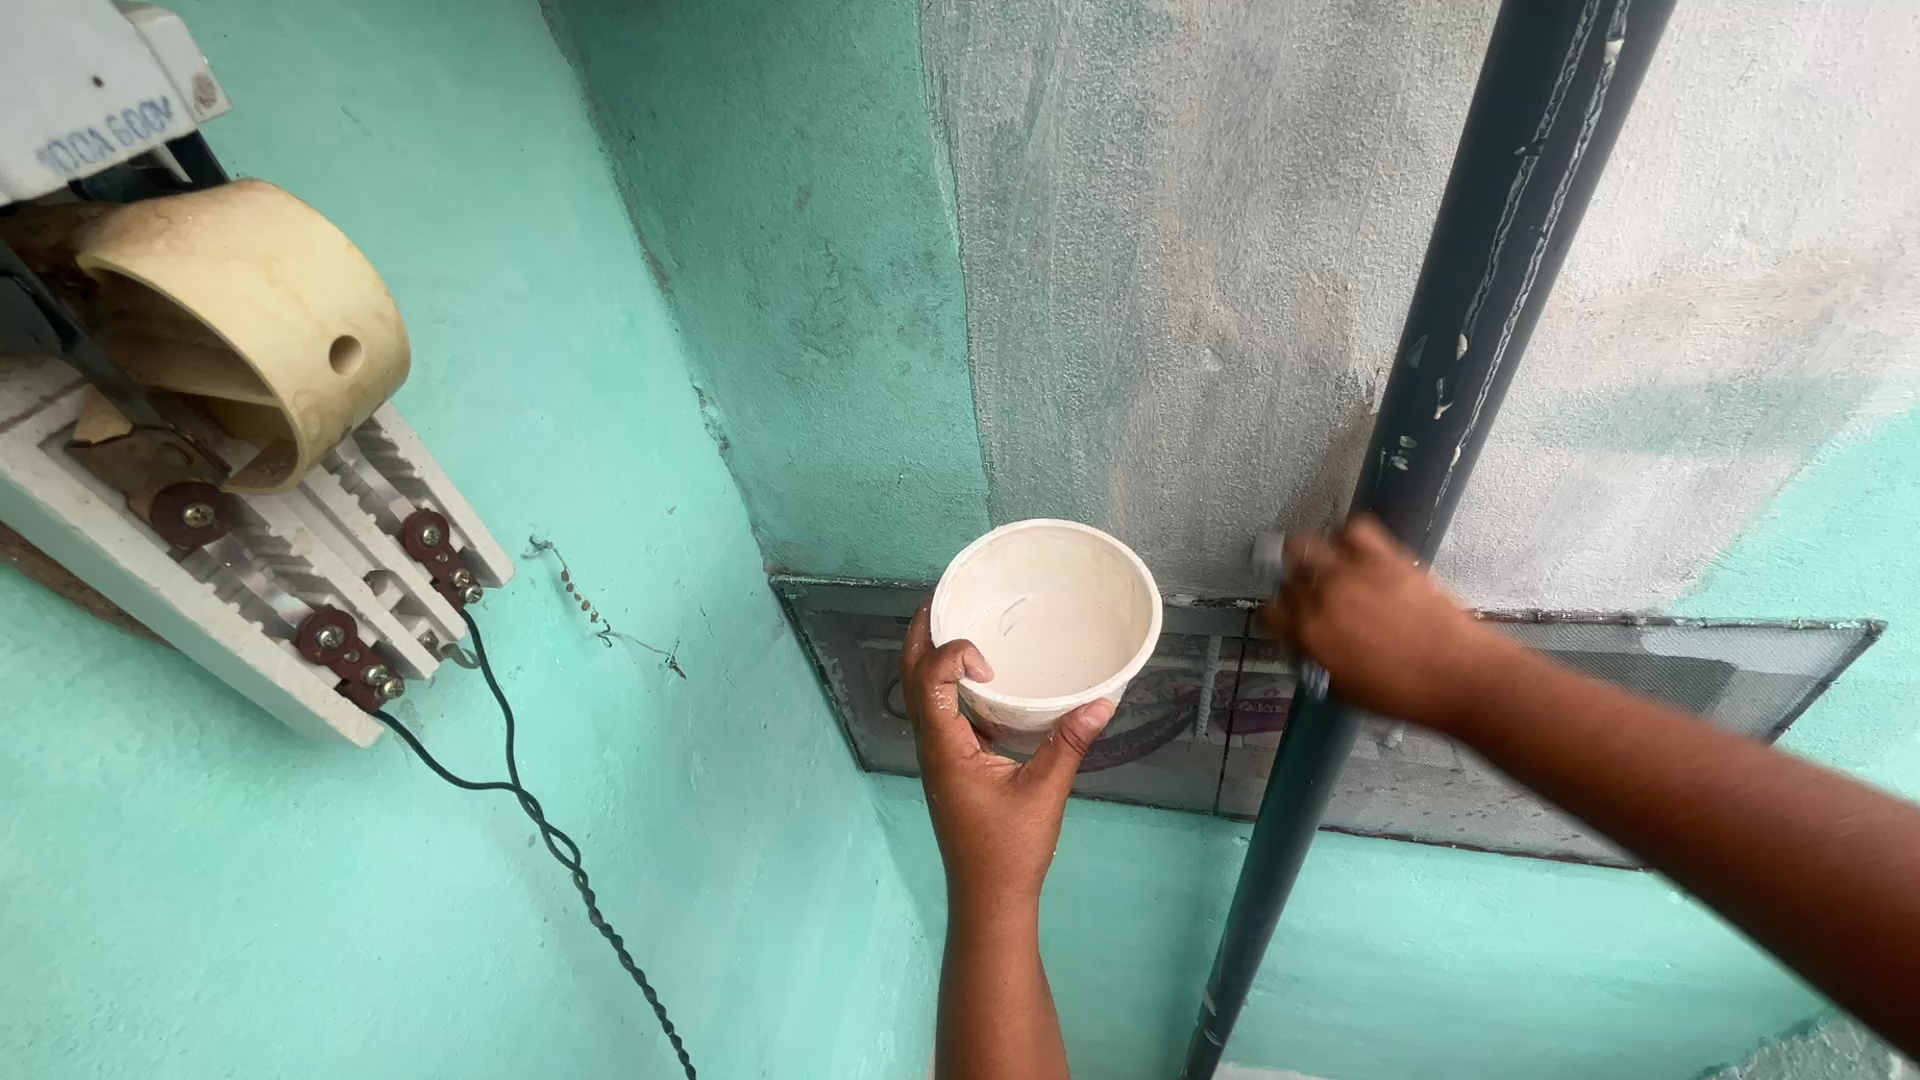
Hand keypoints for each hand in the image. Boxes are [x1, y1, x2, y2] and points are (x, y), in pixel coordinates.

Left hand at [901, 601, 1114, 914]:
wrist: (989, 897)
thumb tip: (1106, 699)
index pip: (928, 681)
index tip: (991, 664)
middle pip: (910, 677)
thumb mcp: (1045, 792)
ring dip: (930, 656)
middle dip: (921, 635)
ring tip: (957, 623)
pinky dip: (948, 682)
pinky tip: (980, 677)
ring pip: (920, 693)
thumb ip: (1070, 742)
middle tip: (944, 598)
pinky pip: (939, 709)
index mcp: (944, 746)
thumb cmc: (1011, 849)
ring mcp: (937, 753)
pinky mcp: (950, 762)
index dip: (952, 656)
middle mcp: (931, 743)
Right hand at [1260, 514, 1523, 730]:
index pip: (1267, 611)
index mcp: (1308, 635)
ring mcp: (1352, 574)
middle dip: (1295, 588)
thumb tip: (1308, 645)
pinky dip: (1349, 535)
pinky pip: (1354, 528)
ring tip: (1322, 563)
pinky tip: (1356, 550)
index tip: (1288, 617)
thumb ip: (1316, 660)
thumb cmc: (1407, 694)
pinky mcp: (1384, 559)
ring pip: (1304, 544)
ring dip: (1308, 554)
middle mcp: (1322, 599)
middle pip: (1287, 578)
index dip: (1277, 615)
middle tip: (1313, 595)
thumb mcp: (1344, 689)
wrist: (1463, 678)